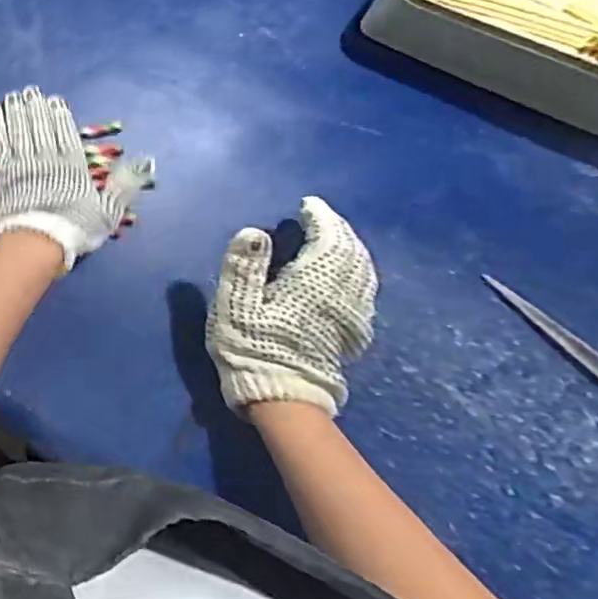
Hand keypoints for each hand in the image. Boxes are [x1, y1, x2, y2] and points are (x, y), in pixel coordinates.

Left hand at [0, 86, 153, 270]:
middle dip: (35, 108)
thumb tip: (146, 160)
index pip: (65, 134)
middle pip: (39, 128)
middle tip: (29, 91)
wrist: (36, 241)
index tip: (53, 100)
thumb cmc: (75, 229)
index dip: (59, 116)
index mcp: (72, 166)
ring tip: (12, 97)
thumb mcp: (109, 209)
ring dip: (15, 111)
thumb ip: (126, 183)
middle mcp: (46, 159)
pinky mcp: (0, 171)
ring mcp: (21, 163)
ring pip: (18, 130)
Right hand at [207, 196, 377, 416]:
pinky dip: (356, 268)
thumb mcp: (234, 305)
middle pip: (351, 254)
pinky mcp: (353, 328)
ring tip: (334, 236)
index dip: (320, 220)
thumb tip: (254, 231)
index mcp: (311, 285)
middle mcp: (340, 295)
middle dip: (338, 231)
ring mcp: (351, 313)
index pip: (327, 242)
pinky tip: (345, 270)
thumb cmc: (250, 346)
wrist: (281, 392)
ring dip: (351, 248)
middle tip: (320, 216)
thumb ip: (244, 267)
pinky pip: (364, 287)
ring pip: (362, 270)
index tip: (308, 206)